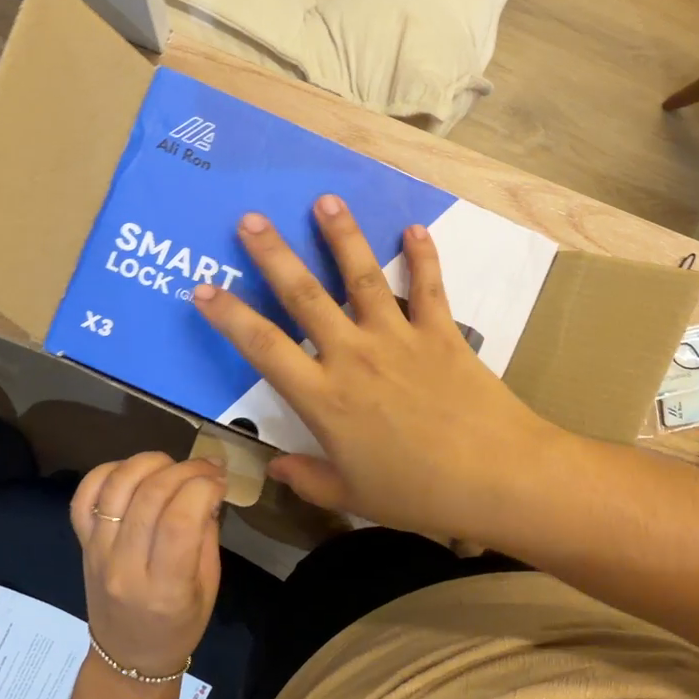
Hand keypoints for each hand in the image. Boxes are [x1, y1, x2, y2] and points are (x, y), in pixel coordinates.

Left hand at [71, 453, 226, 677]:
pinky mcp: (81, 543)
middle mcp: (125, 568)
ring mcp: (97, 553)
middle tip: (207, 467)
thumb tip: (207, 489)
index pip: (180, 520)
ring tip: (172, 465)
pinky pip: (84, 495)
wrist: (128, 655)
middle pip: (150, 496)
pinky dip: (107, 472)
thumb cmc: (178, 627)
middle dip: (185, 470)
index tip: (221, 481)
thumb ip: (206, 536)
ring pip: (115, 487)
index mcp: (165, 589)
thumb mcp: (209, 588)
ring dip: (149, 463)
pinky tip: (134, 472)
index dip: (204, 487)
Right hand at [191, 195, 560, 541]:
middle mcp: (353, 356)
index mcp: (323, 398)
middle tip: (250, 219)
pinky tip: (414, 229)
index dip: (229, 316)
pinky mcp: (441, 333)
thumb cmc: (416, 494)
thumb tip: (275, 468)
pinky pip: (429, 287)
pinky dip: (423, 256)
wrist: (494, 478)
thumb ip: (308, 478)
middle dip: (273, 254)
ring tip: (324, 201)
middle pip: (304, 296)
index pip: (262, 347)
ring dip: (341, 236)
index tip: (204, 288)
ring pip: (362, 276)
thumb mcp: (352, 496)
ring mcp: (398, 339)